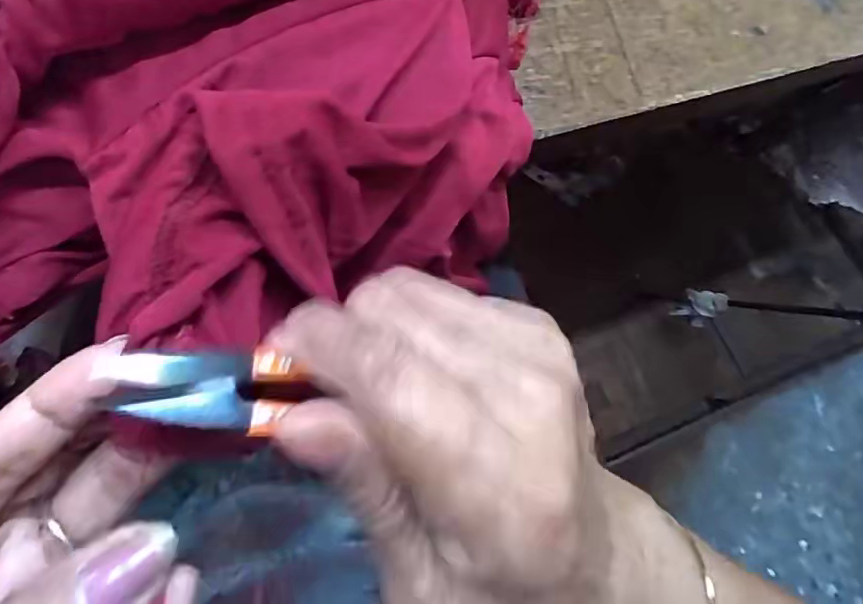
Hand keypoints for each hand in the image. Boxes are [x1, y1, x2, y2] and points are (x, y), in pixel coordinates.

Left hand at [0, 340, 198, 603]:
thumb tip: (157, 549)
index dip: (61, 397)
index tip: (132, 351)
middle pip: (69, 473)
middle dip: (136, 423)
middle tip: (204, 385)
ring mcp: (41, 591)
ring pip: (112, 528)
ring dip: (160, 496)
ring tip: (207, 465)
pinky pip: (131, 594)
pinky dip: (162, 589)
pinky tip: (182, 585)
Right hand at [267, 269, 717, 603]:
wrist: (593, 549)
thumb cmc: (495, 588)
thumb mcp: (417, 581)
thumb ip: (363, 484)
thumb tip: (290, 414)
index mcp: (503, 483)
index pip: (394, 381)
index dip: (321, 349)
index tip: (269, 351)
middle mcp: (530, 393)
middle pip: (397, 316)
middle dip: (338, 335)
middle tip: (314, 383)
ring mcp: (540, 344)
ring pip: (410, 289)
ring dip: (370, 324)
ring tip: (365, 377)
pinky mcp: (537, 318)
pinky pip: (438, 289)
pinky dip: (408, 320)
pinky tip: (416, 365)